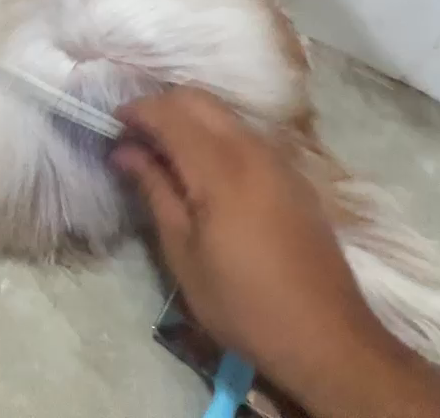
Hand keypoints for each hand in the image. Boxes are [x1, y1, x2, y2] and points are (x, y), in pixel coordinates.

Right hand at [112, 89, 439, 417]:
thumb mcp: (182, 252)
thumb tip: (123, 150)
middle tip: (134, 136)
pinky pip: (244, 134)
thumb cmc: (242, 302)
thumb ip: (153, 189)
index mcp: (220, 168)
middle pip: (197, 98)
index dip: (135, 111)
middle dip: (160, 106)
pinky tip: (202, 170)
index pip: (168, 113)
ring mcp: (278, 160)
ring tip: (163, 153)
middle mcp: (251, 149)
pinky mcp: (293, 176)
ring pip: (223, 113)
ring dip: (188, 118)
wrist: (328, 341)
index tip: (112, 127)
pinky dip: (214, 134)